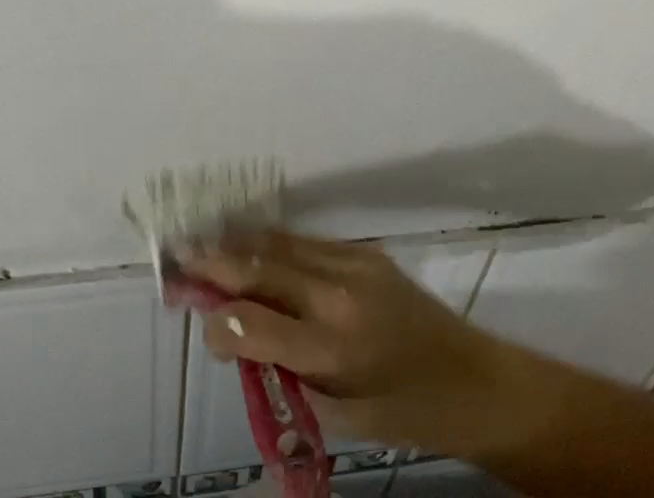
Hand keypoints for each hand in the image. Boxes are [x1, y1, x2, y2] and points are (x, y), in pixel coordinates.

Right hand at [181, 230, 544, 458]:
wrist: (478, 382)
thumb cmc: (405, 411)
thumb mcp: (336, 412)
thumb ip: (281, 370)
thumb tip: (234, 331)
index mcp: (332, 349)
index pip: (250, 322)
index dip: (216, 319)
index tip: (198, 316)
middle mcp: (338, 296)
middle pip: (257, 266)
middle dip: (211, 261)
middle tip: (176, 255)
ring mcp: (354, 265)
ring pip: (277, 243)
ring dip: (236, 243)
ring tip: (203, 241)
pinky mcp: (366, 251)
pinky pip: (305, 242)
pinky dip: (271, 243)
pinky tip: (252, 246)